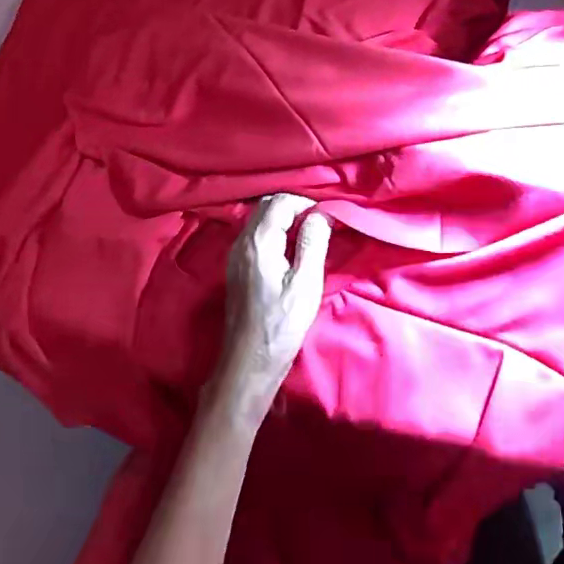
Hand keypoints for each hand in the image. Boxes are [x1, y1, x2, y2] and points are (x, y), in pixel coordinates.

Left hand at [211, 194, 330, 414]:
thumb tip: (321, 214)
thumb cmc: (281, 325)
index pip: (281, 202)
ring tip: (310, 238)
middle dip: (295, 208)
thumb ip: (313, 243)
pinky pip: (256, 236)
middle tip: (320, 226)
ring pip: (260, 220)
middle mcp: (241, 241)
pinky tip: (292, 252)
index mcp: (258, 241)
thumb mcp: (306, 283)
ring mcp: (236, 254)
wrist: (249, 361)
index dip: (306, 204)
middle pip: (267, 206)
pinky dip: (275, 234)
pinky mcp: (237, 267)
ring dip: (284, 220)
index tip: (327, 219)